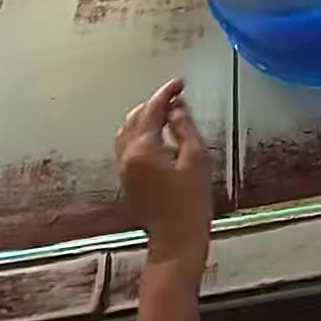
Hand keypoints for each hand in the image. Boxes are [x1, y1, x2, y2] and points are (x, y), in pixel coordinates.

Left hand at [115, 78, 213, 275]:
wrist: (176, 238)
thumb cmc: (191, 200)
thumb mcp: (196, 158)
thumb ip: (185, 128)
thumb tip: (178, 107)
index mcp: (142, 149)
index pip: (152, 110)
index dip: (166, 93)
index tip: (180, 82)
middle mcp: (126, 155)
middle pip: (136, 118)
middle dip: (155, 103)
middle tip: (178, 96)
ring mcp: (124, 168)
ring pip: (129, 130)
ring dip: (147, 117)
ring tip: (170, 112)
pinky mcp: (127, 178)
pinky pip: (129, 144)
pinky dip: (143, 132)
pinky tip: (161, 134)